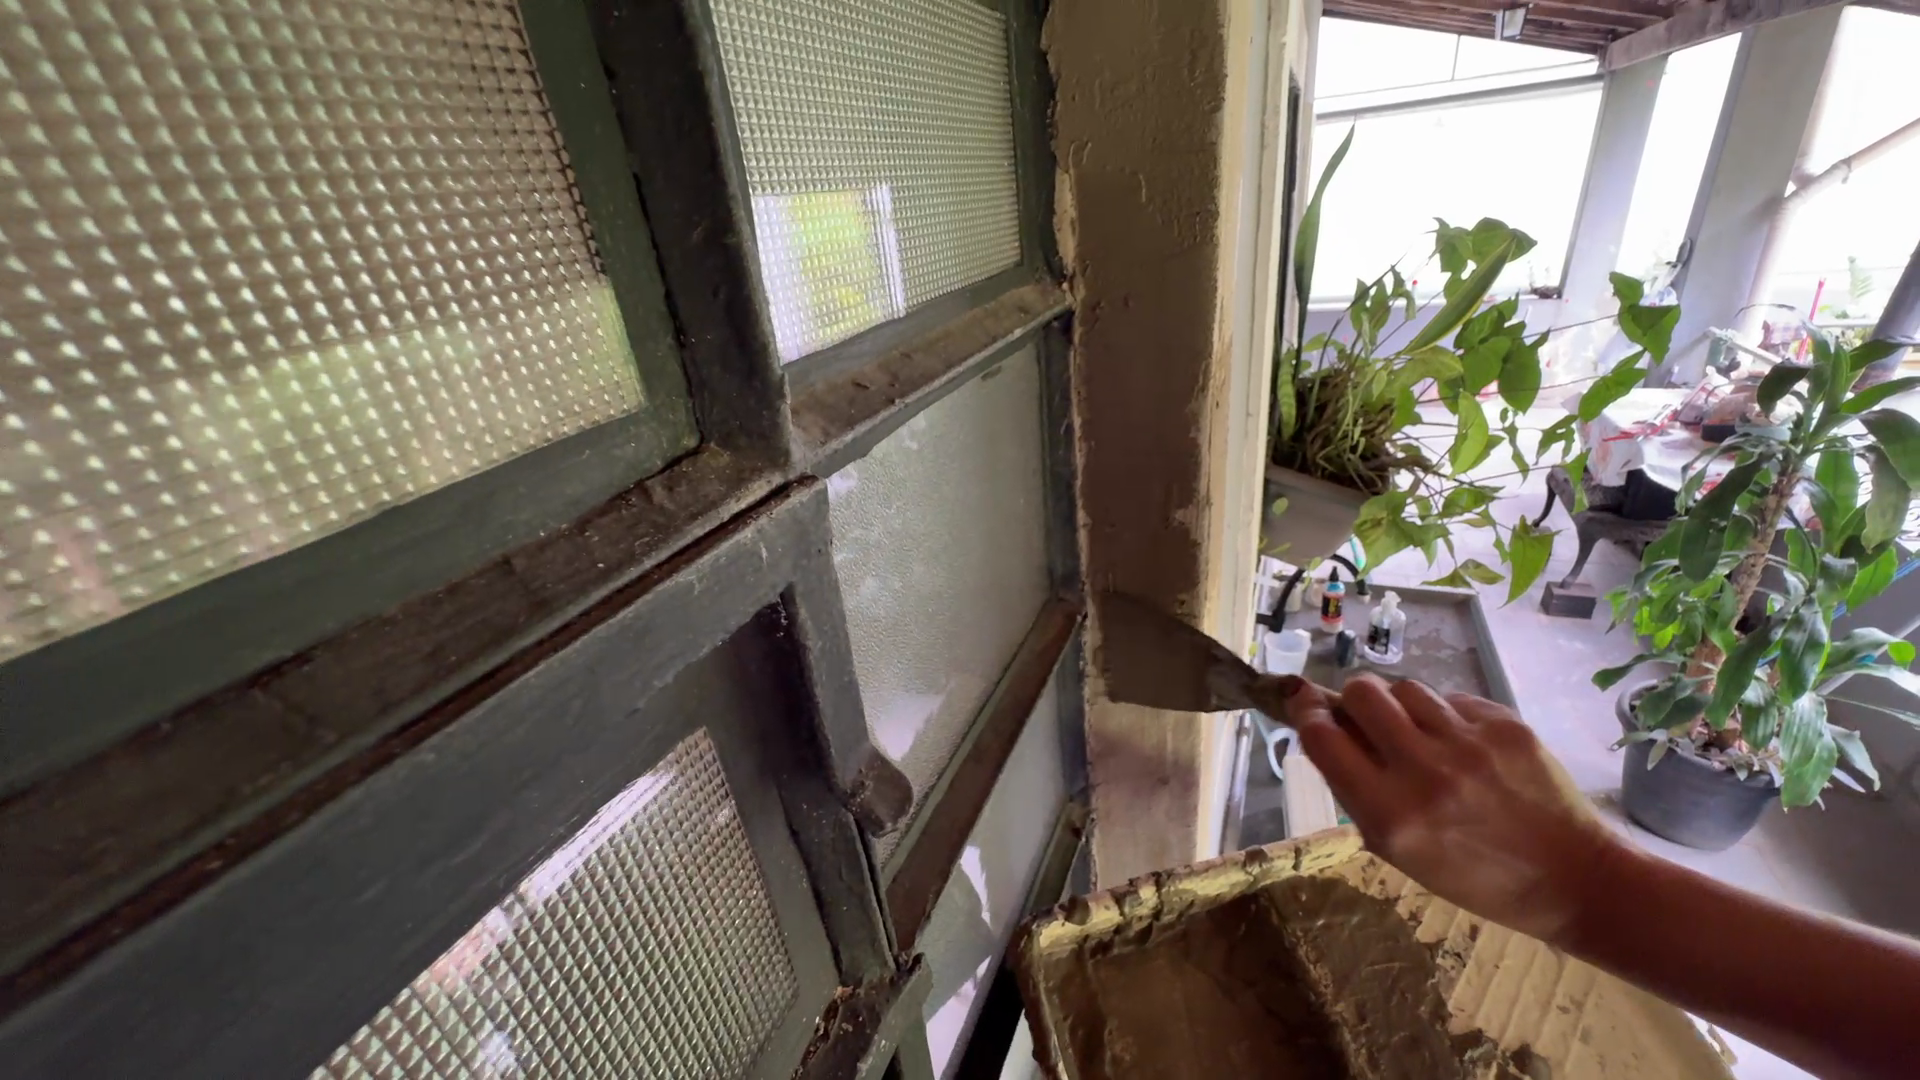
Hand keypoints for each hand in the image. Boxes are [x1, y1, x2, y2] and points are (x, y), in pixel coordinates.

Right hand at [1280, 673, 1624, 942]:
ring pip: (1405, 688)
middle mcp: (1424, 772)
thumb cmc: (1471, 875)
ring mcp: (1469, 745)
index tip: (1306, 706)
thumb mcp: (1395, 848)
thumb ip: (1354, 788)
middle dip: (1353, 699)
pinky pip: (1452, 698)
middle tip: (1366, 718)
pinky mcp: (1506, 726)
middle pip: (1360, 692)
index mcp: (1390, 813)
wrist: (1575, 880)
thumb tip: (1324, 726)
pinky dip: (1446, 715)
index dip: (1306, 713)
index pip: (1321, 736)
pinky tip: (1463, 744)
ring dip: (1400, 706)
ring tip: (1420, 733)